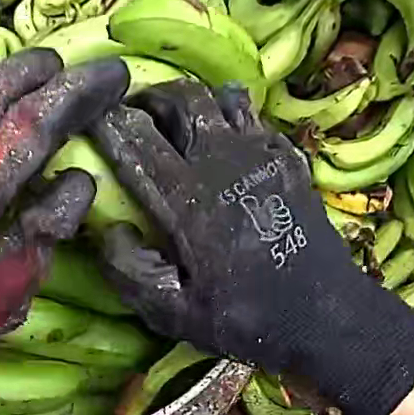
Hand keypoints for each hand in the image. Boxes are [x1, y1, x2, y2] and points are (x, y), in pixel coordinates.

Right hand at [89, 80, 413, 414]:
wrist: (323, 316)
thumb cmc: (241, 318)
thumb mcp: (171, 313)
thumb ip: (128, 271)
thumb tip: (107, 227)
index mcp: (189, 201)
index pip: (138, 142)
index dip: (109, 123)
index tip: (89, 115)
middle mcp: (223, 164)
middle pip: (181, 101)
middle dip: (149, 97)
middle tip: (130, 109)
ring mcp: (262, 155)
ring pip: (220, 98)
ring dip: (190, 99)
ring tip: (171, 114)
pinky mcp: (288, 160)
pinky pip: (253, 116)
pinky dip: (228, 113)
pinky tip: (220, 133)